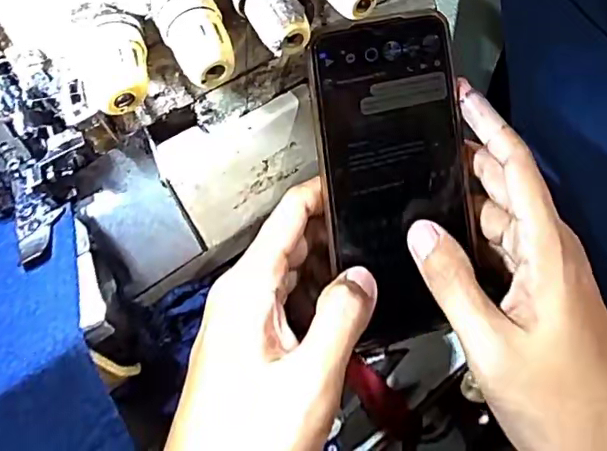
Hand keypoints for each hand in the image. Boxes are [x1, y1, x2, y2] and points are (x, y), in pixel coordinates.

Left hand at [166, 177, 375, 450]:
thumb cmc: (242, 446)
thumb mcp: (309, 378)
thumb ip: (343, 315)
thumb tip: (362, 276)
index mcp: (247, 288)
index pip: (289, 210)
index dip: (323, 190)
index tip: (351, 182)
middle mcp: (237, 297)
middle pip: (292, 238)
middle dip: (333, 235)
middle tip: (369, 239)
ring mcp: (237, 320)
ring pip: (291, 271)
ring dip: (326, 270)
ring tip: (359, 284)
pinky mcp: (243, 344)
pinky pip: (285, 300)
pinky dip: (314, 298)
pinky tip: (335, 321)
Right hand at [408, 81, 606, 450]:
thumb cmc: (566, 406)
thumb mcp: (493, 346)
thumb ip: (453, 283)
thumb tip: (423, 233)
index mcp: (547, 247)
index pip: (516, 163)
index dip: (489, 121)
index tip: (465, 96)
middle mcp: (553, 247)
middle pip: (508, 182)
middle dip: (472, 152)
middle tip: (437, 133)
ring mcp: (552, 267)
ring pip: (506, 214)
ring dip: (472, 197)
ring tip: (435, 182)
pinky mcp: (547, 287)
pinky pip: (509, 243)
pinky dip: (480, 232)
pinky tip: (454, 238)